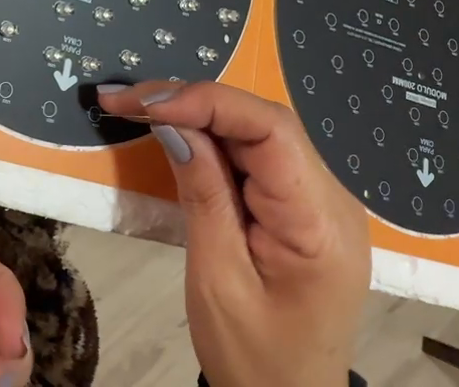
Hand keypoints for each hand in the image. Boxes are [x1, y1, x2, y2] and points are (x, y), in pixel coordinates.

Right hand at [98, 81, 369, 386]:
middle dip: (192, 101)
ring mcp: (322, 199)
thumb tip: (171, 122)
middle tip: (125, 101)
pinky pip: (258, 153)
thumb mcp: (217, 280)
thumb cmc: (253, 357)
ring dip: (197, 114)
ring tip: (138, 109)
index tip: (144, 102)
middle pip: (263, 122)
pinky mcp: (303, 204)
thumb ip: (202, 193)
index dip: (206, 101)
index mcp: (319, 223)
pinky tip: (176, 131)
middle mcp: (333, 198)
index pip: (270, 130)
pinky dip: (212, 136)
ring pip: (257, 130)